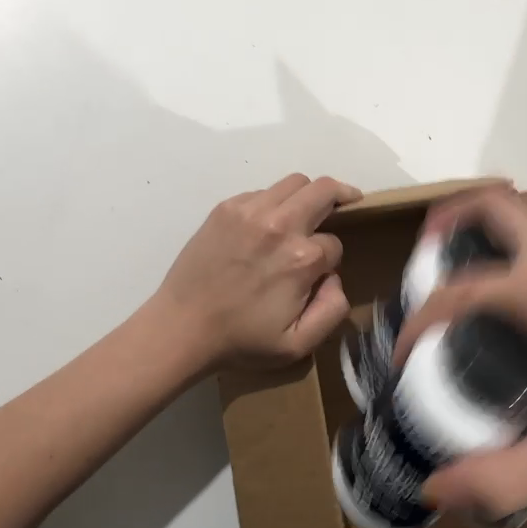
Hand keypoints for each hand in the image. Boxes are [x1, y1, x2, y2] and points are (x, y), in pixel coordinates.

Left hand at [153, 174, 360, 369]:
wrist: (181, 328)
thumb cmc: (241, 340)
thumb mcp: (297, 345)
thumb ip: (332, 310)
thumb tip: (335, 277)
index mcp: (301, 258)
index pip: (334, 242)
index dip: (331, 257)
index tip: (319, 271)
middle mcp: (280, 224)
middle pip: (324, 189)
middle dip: (340, 195)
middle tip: (345, 204)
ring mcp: (250, 211)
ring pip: (296, 182)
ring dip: (308, 195)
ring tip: (305, 212)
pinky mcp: (226, 208)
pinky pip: (263, 191)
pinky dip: (275, 202)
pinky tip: (266, 224)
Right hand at [395, 187, 526, 517]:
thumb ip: (498, 477)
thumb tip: (434, 489)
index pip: (461, 288)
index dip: (421, 318)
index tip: (402, 355)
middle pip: (497, 206)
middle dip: (451, 221)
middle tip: (422, 261)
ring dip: (487, 233)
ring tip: (460, 281)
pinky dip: (518, 250)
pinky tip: (521, 310)